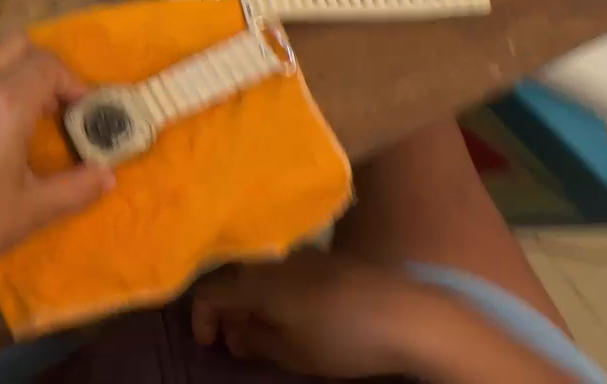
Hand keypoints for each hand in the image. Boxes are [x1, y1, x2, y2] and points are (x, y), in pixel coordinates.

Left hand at [0, 34, 113, 291]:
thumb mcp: (33, 209)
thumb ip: (76, 187)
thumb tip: (109, 175)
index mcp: (8, 103)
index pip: (48, 65)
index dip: (70, 81)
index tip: (80, 107)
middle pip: (15, 43)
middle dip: (39, 66)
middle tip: (48, 104)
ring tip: (7, 96)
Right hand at [190, 250, 451, 378]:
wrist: (405, 314)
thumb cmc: (342, 336)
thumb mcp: (295, 353)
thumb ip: (257, 341)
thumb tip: (235, 334)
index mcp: (254, 280)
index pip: (210, 291)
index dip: (201, 317)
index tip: (207, 344)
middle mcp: (268, 258)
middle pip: (232, 278)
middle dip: (227, 310)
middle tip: (233, 341)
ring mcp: (296, 254)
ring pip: (257, 273)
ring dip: (252, 301)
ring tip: (262, 330)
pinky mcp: (323, 258)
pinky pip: (281, 270)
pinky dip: (275, 292)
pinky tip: (291, 313)